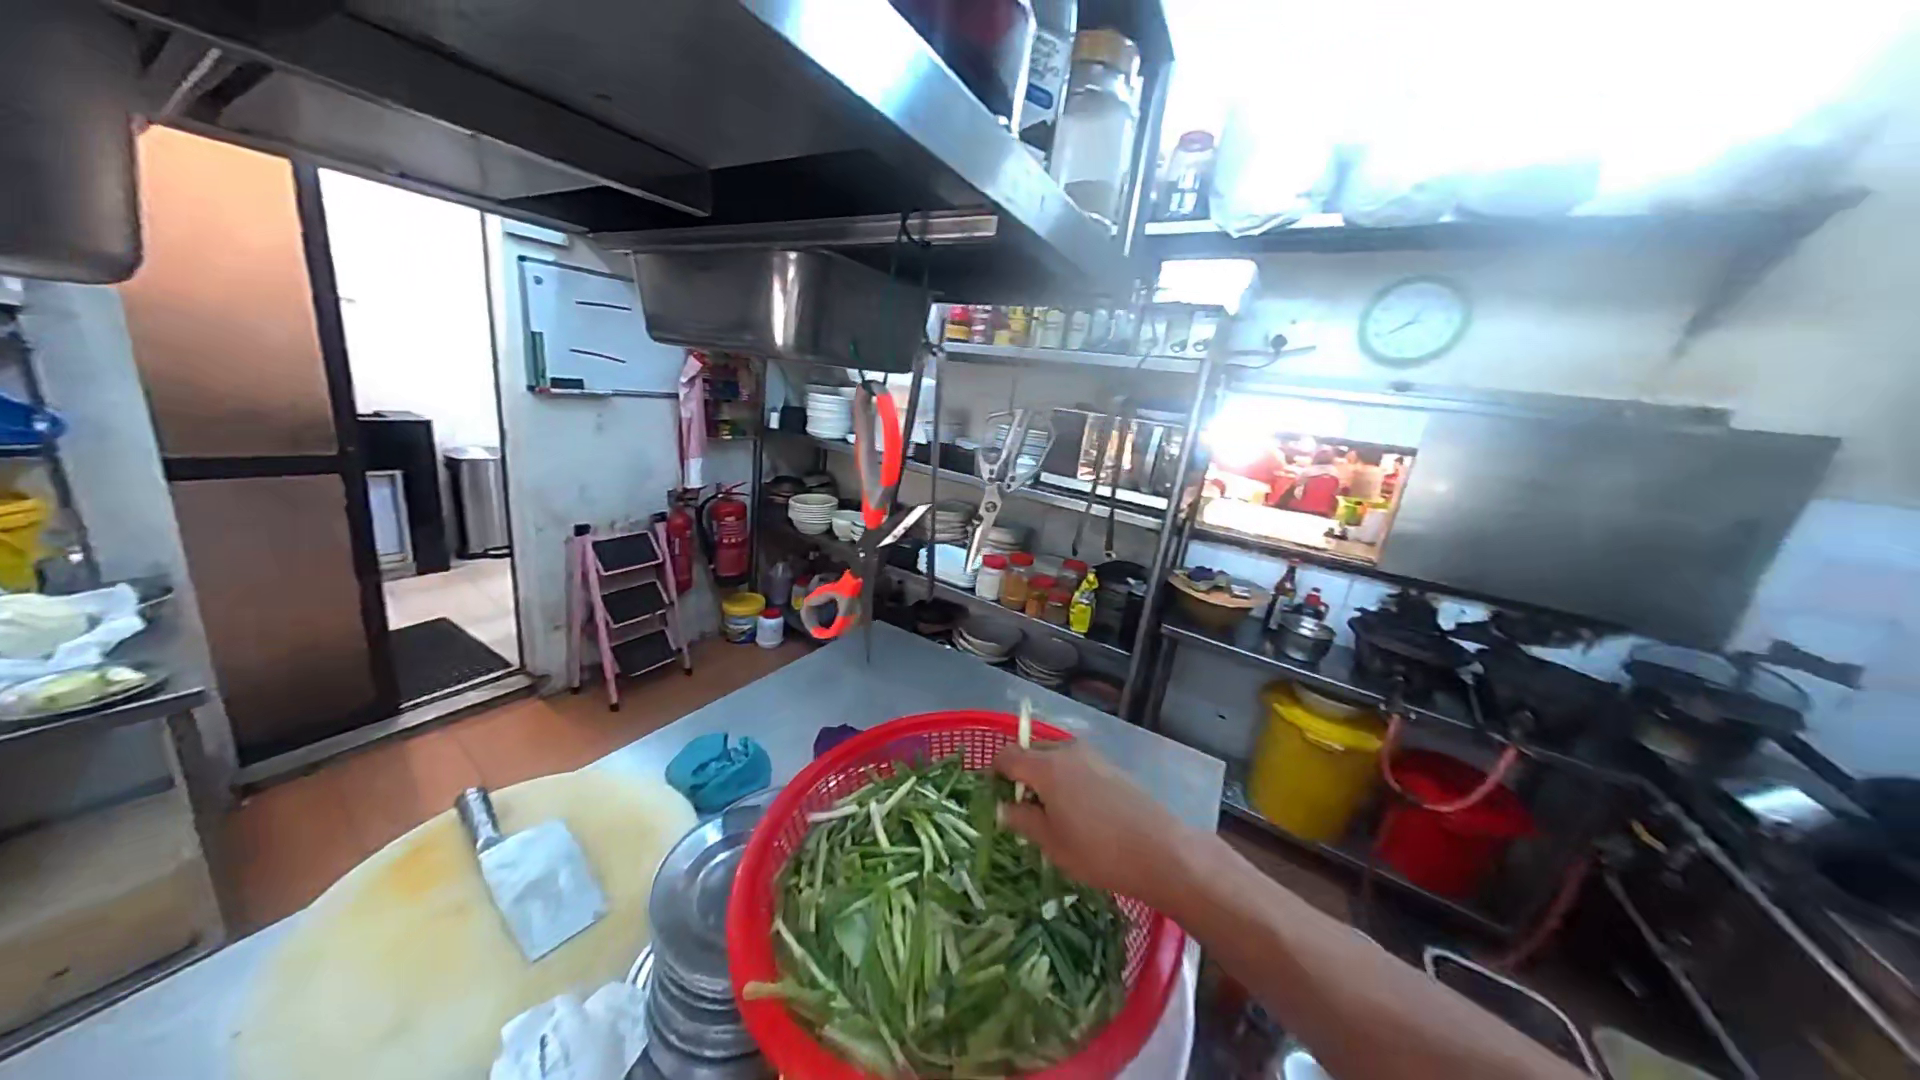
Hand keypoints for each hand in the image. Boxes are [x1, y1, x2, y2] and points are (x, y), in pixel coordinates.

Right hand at [992, 741, 1203, 911]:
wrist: (1162, 851)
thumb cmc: (1099, 851)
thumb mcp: (1052, 843)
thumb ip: (1023, 820)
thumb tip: (1004, 807)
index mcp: (1047, 767)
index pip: (1008, 755)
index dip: (995, 772)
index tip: (995, 796)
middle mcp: (1068, 752)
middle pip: (1032, 752)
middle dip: (1021, 775)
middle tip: (1022, 809)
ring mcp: (1093, 756)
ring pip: (1056, 759)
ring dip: (1045, 777)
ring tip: (1052, 814)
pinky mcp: (1112, 766)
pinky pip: (1077, 766)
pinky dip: (1067, 780)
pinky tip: (1079, 812)